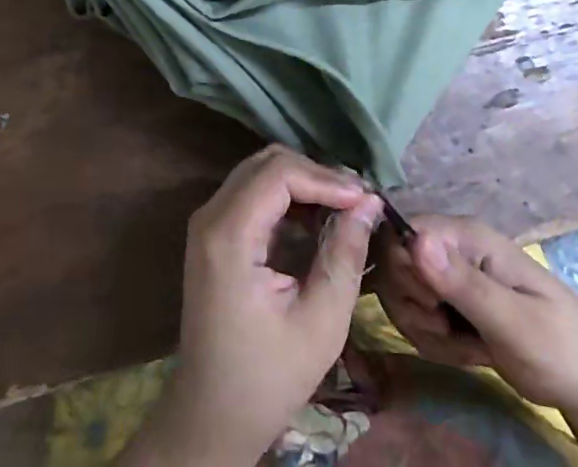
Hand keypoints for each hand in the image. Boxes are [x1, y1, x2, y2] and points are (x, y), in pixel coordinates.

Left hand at [121, 146, 382, 466]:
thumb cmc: (268, 376)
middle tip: (358, 200)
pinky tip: (318, 218)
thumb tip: (370, 202)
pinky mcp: (214, 234)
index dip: (325, 178)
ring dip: (304, 182)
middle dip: (316, 174)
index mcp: (228, 236)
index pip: (279, 173)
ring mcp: (208, 223)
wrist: (212, 414)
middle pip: (267, 163)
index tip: (364, 200)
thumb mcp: (321, 320)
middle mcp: (210, 217)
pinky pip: (253, 194)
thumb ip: (345, 254)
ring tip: (345, 207)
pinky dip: (288, 197)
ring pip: (260, 173)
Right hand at [374, 214, 577, 411]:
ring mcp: (452, 275)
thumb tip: (416, 240)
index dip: (406, 272)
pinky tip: (468, 351)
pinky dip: (434, 341)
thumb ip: (463, 283)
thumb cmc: (563, 349)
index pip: (402, 234)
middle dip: (416, 308)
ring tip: (467, 346)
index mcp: (469, 237)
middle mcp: (454, 247)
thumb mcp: (514, 322)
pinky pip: (417, 316)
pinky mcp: (452, 301)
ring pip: (404, 295)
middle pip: (396, 266)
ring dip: (426, 330)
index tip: (434, 307)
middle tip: (450, 331)